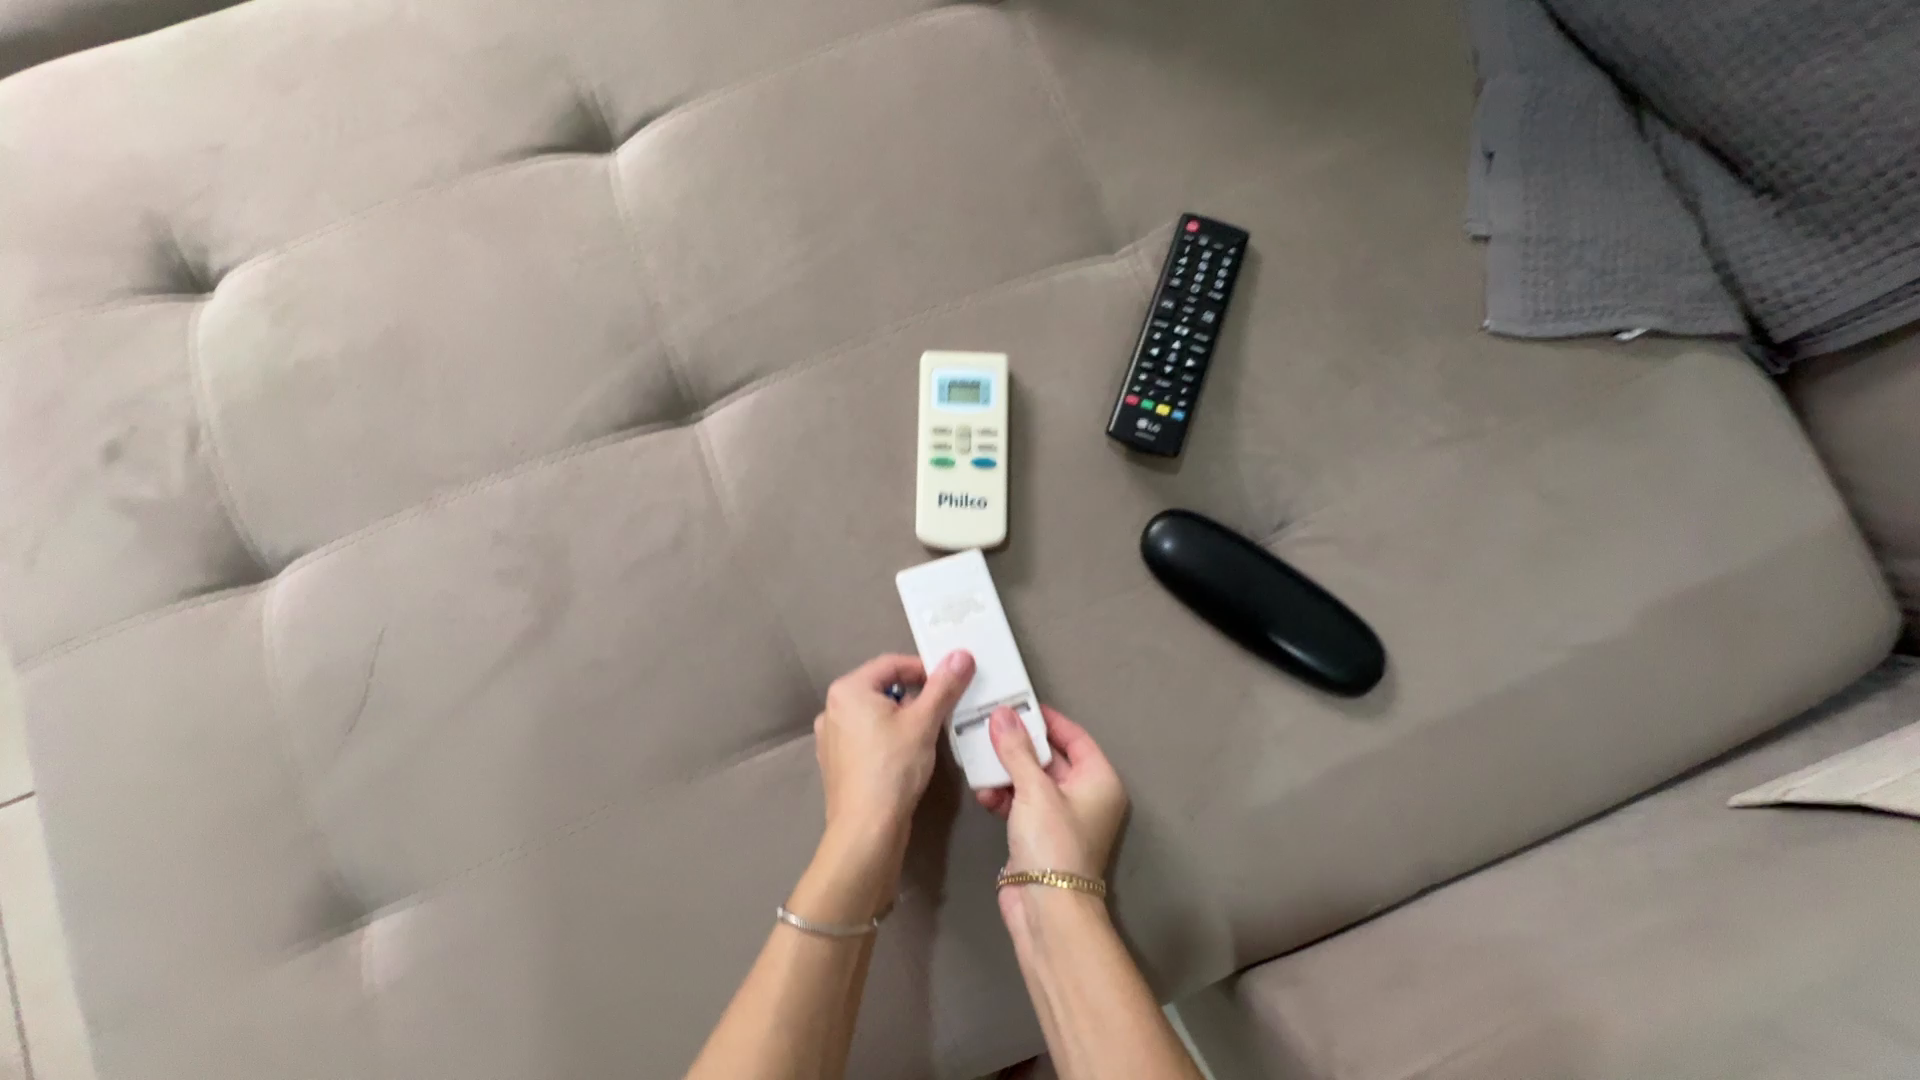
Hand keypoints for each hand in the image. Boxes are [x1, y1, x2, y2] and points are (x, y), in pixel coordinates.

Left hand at [814, 650, 974, 848]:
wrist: (866, 829)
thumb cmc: (893, 768)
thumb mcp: (924, 722)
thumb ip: (943, 686)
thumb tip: (962, 655)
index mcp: (848, 690)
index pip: (892, 664)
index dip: (924, 669)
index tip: (950, 682)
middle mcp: (832, 708)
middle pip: (881, 688)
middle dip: (913, 695)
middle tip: (941, 709)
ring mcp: (830, 737)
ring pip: (873, 713)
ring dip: (901, 716)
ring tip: (926, 732)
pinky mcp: (835, 762)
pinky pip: (865, 736)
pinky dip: (886, 737)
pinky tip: (904, 754)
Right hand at [977, 706, 1128, 885]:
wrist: (1046, 911)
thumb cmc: (1053, 842)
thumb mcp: (1034, 789)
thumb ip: (1016, 749)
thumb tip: (1002, 713)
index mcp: (1099, 780)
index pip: (1074, 736)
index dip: (1047, 719)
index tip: (1018, 703)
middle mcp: (1085, 795)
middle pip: (1050, 757)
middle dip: (1019, 744)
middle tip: (988, 724)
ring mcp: (1060, 816)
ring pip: (1031, 780)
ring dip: (1006, 771)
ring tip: (980, 758)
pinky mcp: (1038, 834)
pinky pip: (1020, 803)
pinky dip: (1003, 796)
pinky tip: (983, 792)